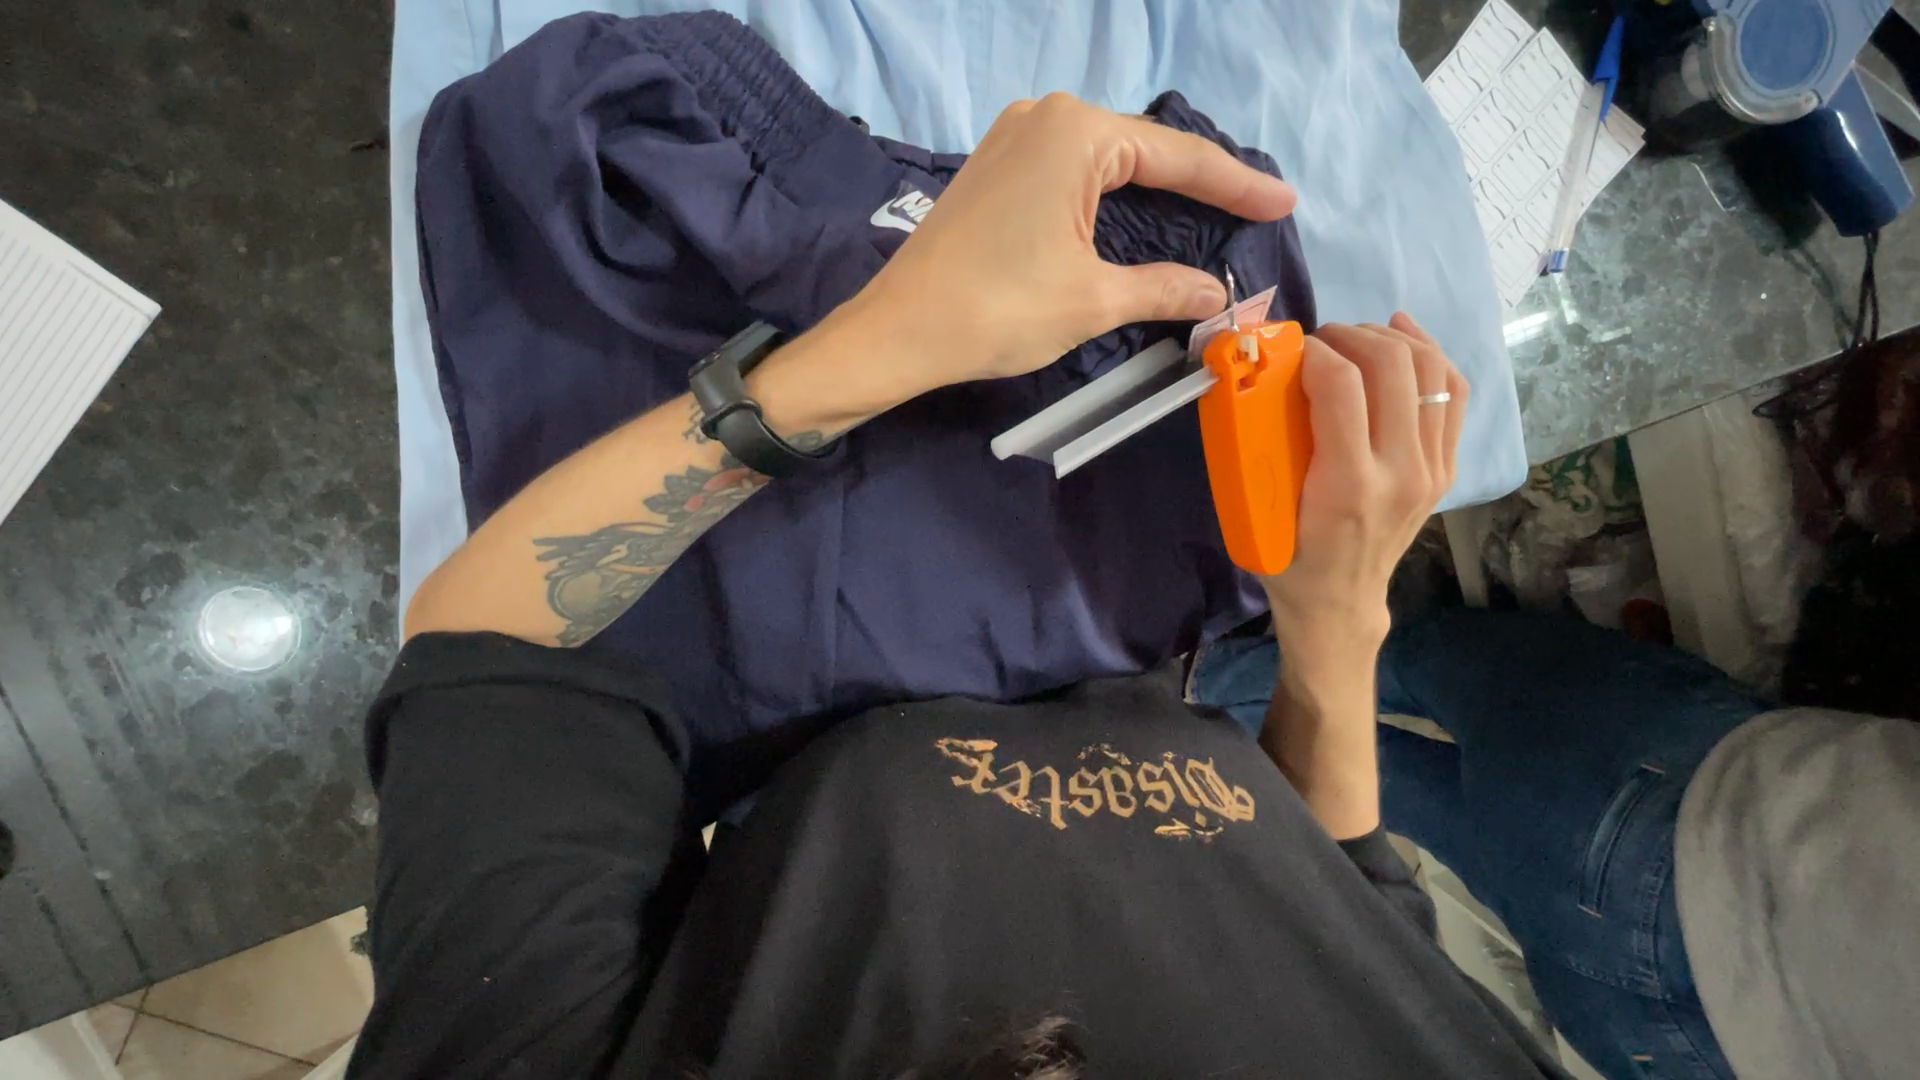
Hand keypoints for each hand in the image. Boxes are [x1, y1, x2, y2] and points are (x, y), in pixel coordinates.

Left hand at [842, 93, 1296, 393]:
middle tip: (1249, 213)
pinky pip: (1070, 173)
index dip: (1236, 186)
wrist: (900, 331)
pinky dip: (1109, 198)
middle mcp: (1045, 116)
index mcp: (1076, 132)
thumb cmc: (997, 311)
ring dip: (1153, 193)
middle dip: (1196, 186)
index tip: (1283, 203)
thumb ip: (1163, 288)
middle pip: (1142, 151)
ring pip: (1106, 162)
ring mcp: (1013, 138)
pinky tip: (1135, 217)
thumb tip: (1216, 295)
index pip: (1178, 157)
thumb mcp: (1091, 300)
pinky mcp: (994, 168)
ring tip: (1206, 217)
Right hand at [1260, 315, 1467, 677]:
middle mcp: (1400, 471)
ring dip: (1390, 339)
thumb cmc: (1287, 560)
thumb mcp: (1261, 512)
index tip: (1290, 349)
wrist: (1338, 603)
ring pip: (1431, 371)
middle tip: (1319, 340)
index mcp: (1347, 485)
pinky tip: (1403, 338)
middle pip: (1392, 367)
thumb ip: (1263, 451)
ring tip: (1356, 336)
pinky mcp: (1445, 468)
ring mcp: (1431, 469)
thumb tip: (1261, 385)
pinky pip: (1452, 392)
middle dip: (1351, 336)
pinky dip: (1430, 355)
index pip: (1341, 386)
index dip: (1314, 351)